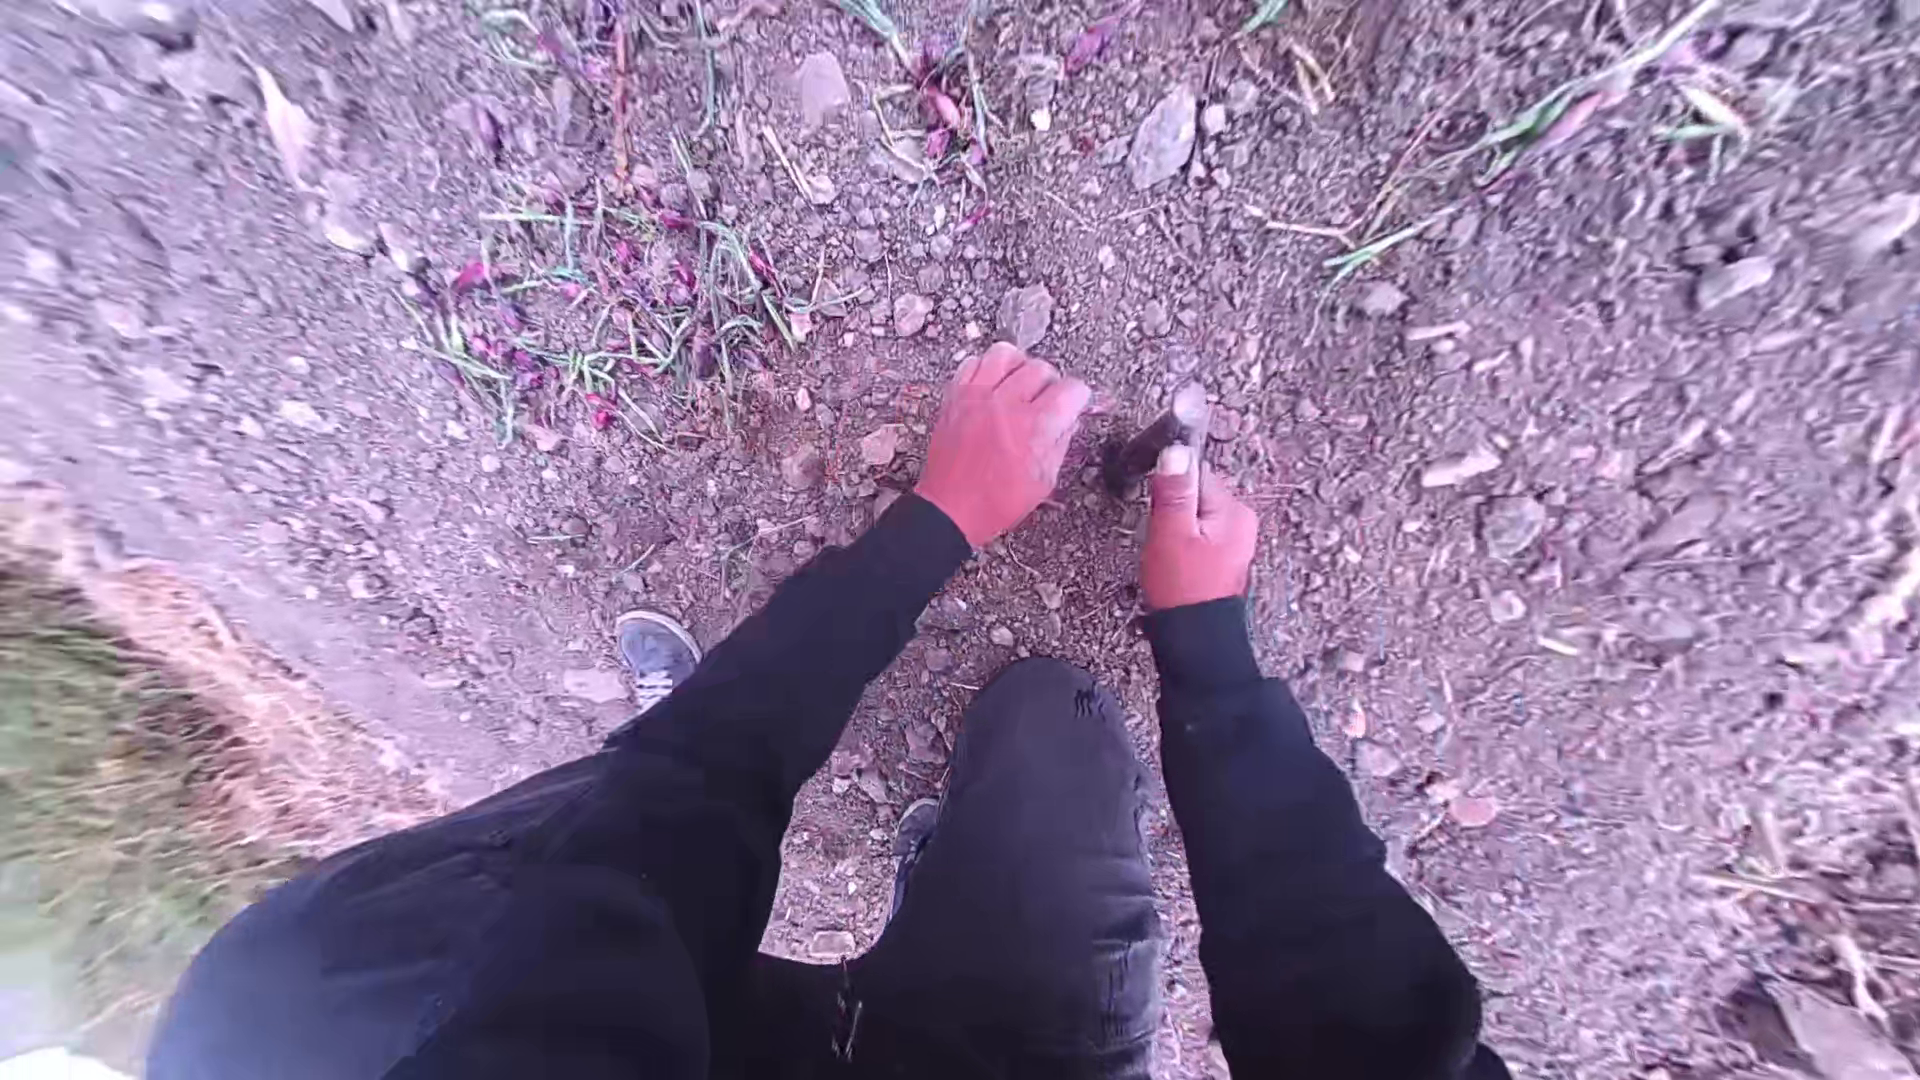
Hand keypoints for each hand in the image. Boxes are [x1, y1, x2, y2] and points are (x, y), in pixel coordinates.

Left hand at [916, 343, 1091, 546]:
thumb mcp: (1044, 481)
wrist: (951, 509)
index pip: (1071, 389)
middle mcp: (1006, 405)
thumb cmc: (994, 502)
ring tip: (1019, 385)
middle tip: (1046, 400)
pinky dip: (986, 369)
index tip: (1074, 403)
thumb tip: (1069, 420)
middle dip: (1051, 383)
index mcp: (1035, 427)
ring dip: (1019, 366)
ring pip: (1006, 354)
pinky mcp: (955, 398)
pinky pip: (973, 363)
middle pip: (1041, 368)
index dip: (1078, 397)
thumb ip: (1060, 443)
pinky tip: (992, 386)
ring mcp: (977, 398)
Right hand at [1140, 445, 1257, 610]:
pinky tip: (1175, 561)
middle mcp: (1240, 521)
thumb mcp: (1171, 534)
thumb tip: (1176, 451)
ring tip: (1169, 553)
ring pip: (1194, 514)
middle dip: (1172, 510)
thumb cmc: (1184, 589)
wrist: (1195, 636)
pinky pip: (1197, 532)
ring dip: (1176, 527)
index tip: (1159, 510)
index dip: (1169, 490)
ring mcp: (1234, 539)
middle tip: (1163, 536)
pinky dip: (1182, 541)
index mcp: (1232, 511)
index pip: (1195, 474)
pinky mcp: (1223, 555)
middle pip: (1195, 493)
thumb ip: (1174, 492)